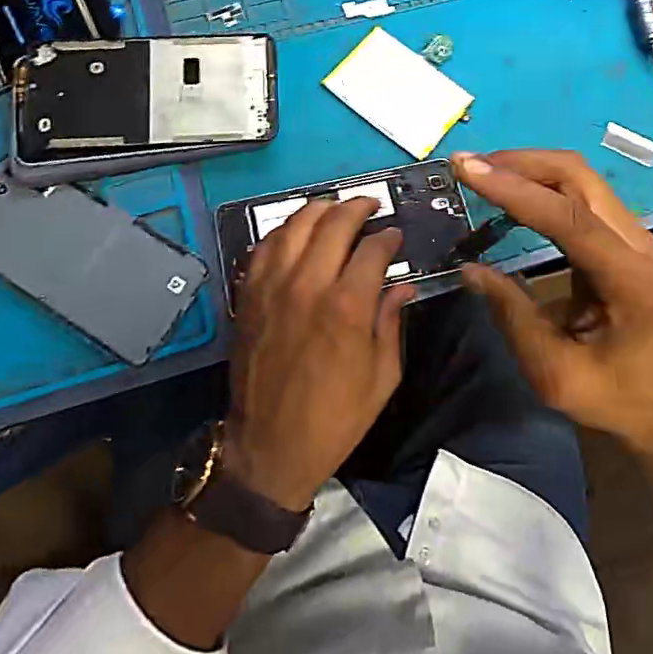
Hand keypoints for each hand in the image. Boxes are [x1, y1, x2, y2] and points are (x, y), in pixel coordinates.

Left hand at [223, 198, 413, 511]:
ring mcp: (272, 286)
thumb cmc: (335, 416)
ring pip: (295, 224)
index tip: (395, 237)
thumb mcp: (382, 377)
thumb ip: (392, 322)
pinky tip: (297, 232)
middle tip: (370, 207)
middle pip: (334, 223)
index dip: (389, 237)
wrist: (271, 446)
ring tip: (335, 209)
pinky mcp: (249, 294)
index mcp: (347, 306)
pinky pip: (265, 246)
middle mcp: (308, 284)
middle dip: (358, 207)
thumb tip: (403, 286)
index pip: (373, 248)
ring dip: (319, 209)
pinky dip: (285, 231)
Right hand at [452, 150, 652, 446]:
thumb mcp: (554, 372)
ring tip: (479, 172)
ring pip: (577, 174)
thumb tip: (470, 268)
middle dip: (519, 163)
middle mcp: (637, 243)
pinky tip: (508, 187)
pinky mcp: (619, 234)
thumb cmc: (611, 395)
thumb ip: (514, 317)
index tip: (468, 171)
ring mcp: (632, 233)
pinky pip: (577, 189)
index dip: (516, 190)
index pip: (570, 217)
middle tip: (467, 166)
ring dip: (527, 166)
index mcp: (629, 280)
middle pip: (578, 176)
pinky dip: (538, 179)